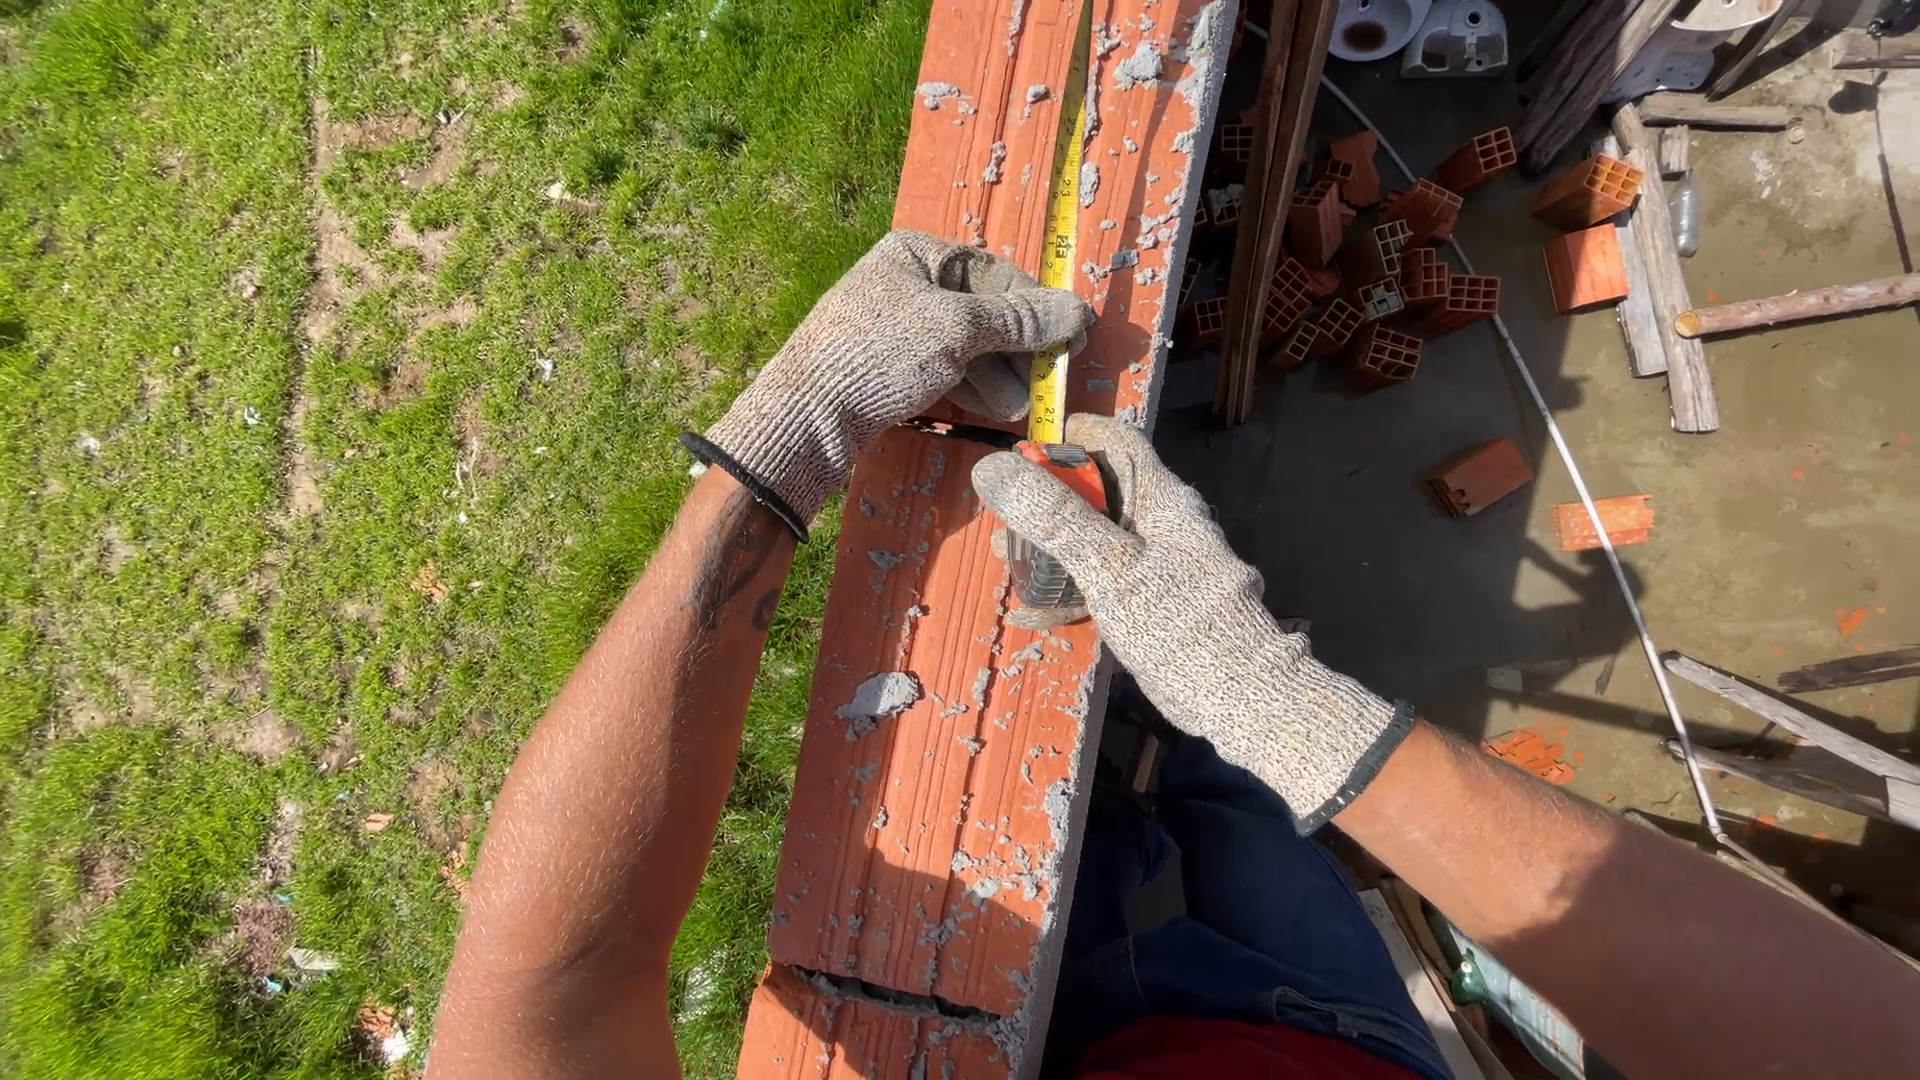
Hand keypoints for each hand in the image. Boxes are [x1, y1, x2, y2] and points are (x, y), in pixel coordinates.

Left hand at [689, 230, 1088, 535]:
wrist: (806, 417)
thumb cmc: (878, 356)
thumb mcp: (954, 330)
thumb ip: (1017, 321)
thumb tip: (1078, 311)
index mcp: (919, 254)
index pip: (997, 275)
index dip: (1038, 308)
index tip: (1072, 339)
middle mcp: (912, 284)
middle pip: (986, 313)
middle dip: (1019, 352)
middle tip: (1048, 382)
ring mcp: (903, 329)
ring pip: (970, 347)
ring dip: (1001, 377)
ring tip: (1022, 407)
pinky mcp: (897, 368)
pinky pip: (949, 370)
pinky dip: (974, 389)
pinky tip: (996, 410)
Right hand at [971, 414, 1412, 831]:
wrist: (1235, 695)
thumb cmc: (1177, 620)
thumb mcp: (1108, 565)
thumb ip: (1054, 517)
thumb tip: (992, 468)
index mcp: (1160, 497)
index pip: (1116, 440)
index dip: (1071, 437)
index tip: (1026, 451)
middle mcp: (1160, 521)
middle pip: (1097, 490)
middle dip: (1046, 499)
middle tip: (1003, 516)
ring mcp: (1156, 562)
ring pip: (1094, 537)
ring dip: (1050, 546)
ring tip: (1007, 559)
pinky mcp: (1150, 600)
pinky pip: (1101, 579)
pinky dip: (1068, 588)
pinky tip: (1033, 613)